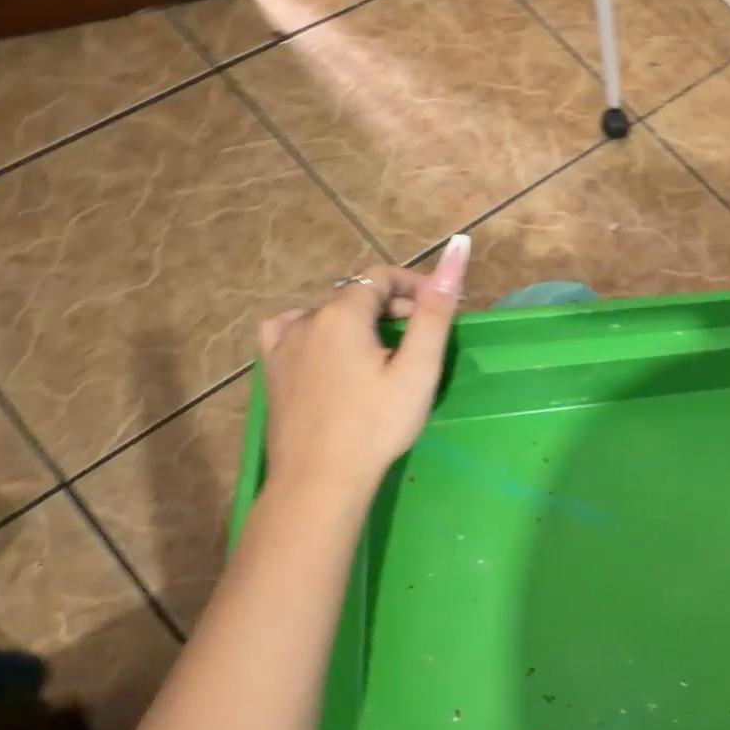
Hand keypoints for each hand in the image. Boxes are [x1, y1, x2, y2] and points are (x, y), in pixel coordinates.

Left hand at [255, 235, 470, 502]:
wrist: (320, 479)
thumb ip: (435, 309)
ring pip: (329, 314)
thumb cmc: (377, 424)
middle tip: (425, 339)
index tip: (445, 309)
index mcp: (342, 313)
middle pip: (357, 295)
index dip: (417, 286)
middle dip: (394, 307)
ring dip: (362, 322)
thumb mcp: (417, 368)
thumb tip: (457, 249)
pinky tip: (335, 353)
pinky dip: (321, 331)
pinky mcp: (272, 369)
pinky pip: (295, 330)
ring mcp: (282, 345)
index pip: (382, 276)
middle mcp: (306, 319)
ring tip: (387, 352)